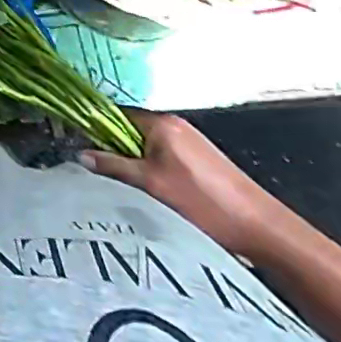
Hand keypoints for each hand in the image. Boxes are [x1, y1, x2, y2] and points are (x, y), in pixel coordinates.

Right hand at [82, 110, 297, 262]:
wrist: (260, 227)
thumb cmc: (202, 201)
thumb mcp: (150, 184)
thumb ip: (113, 166)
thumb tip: (80, 154)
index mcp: (161, 123)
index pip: (115, 114)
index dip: (96, 129)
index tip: (80, 148)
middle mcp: (174, 125)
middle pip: (129, 130)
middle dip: (114, 150)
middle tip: (101, 175)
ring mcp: (189, 141)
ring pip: (145, 147)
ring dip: (133, 164)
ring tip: (125, 187)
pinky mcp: (199, 159)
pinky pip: (162, 157)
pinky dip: (151, 171)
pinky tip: (151, 193)